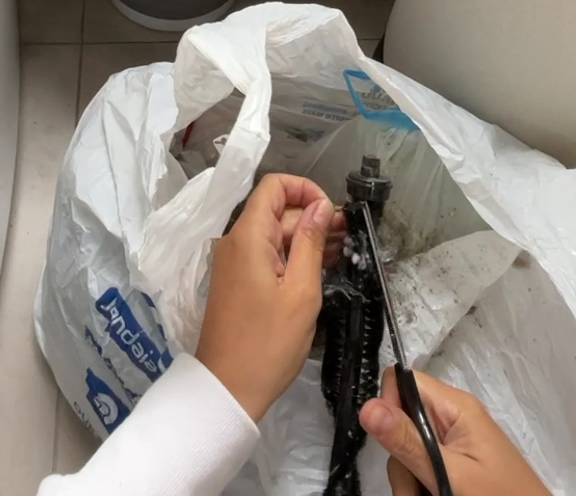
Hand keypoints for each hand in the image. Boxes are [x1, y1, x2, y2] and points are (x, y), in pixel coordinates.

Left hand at [195, 174, 333, 420]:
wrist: (228, 389)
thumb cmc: (268, 343)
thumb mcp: (301, 292)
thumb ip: (311, 242)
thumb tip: (322, 206)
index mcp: (249, 235)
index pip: (274, 186)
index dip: (305, 190)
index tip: (332, 212)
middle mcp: (237, 240)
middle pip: (277, 210)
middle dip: (312, 216)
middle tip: (347, 237)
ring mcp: (235, 261)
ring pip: (274, 233)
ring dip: (305, 237)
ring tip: (341, 250)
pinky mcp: (238, 280)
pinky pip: (267, 254)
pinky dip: (292, 255)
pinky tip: (319, 266)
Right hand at [361, 368, 550, 495]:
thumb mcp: (452, 475)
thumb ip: (409, 442)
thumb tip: (366, 406)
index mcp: (454, 406)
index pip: (403, 381)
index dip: (389, 407)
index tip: (394, 445)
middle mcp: (451, 418)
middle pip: (401, 422)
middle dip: (402, 463)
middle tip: (417, 492)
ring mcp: (452, 444)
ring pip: (407, 452)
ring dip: (410, 484)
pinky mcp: (454, 466)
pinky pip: (422, 469)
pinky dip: (421, 489)